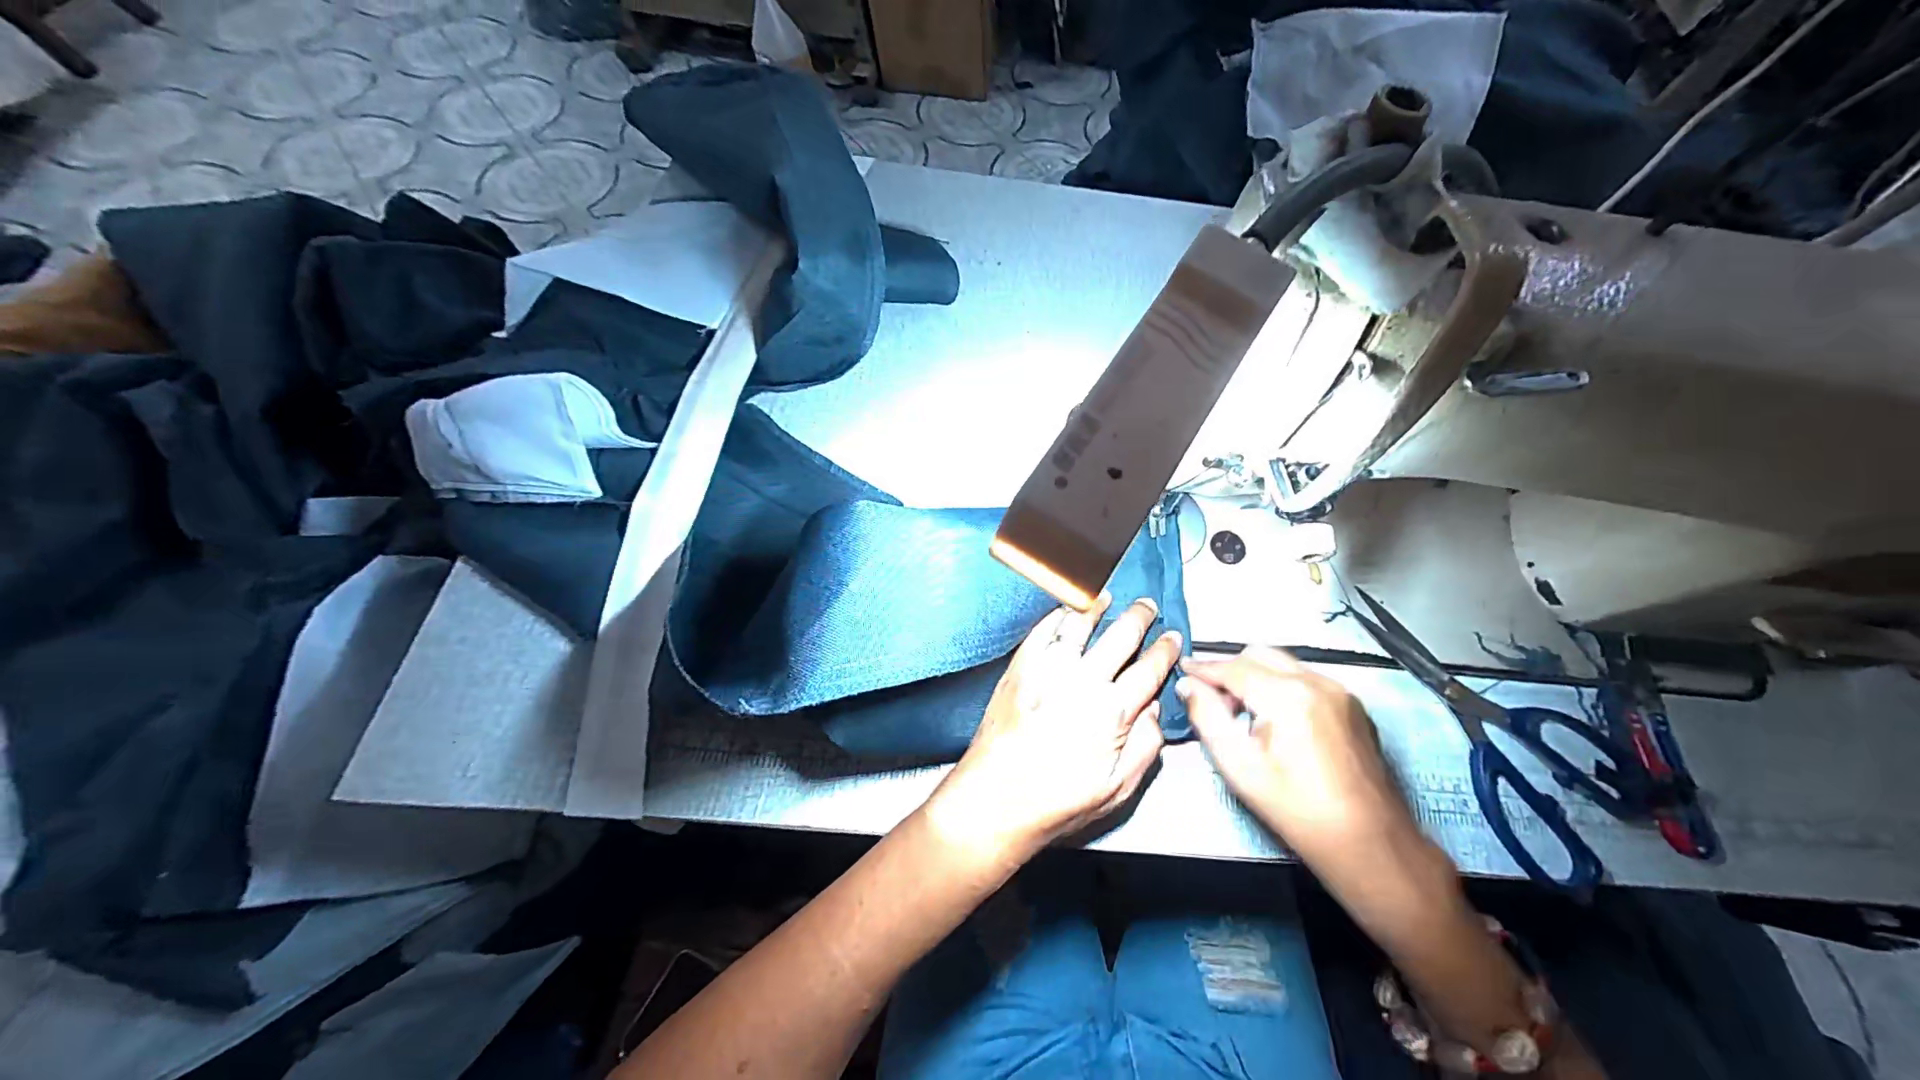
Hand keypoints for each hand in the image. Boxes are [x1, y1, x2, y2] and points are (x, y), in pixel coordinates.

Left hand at [925, 595, 1179, 863]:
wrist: (995, 796)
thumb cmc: (1054, 800)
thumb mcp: (1118, 788)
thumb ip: (1145, 746)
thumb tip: (1155, 711)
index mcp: (1113, 710)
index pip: (1150, 668)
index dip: (1165, 650)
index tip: (1171, 638)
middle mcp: (1083, 681)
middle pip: (1120, 635)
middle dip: (1138, 616)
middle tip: (1146, 606)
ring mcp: (1048, 669)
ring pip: (1079, 624)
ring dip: (1097, 606)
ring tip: (1106, 596)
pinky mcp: (1020, 666)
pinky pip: (1042, 630)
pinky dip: (1057, 615)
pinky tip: (1064, 610)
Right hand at [1178, 646, 1415, 863]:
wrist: (1369, 842)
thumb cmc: (1298, 810)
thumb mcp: (1239, 766)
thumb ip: (1207, 717)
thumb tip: (1189, 686)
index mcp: (1288, 697)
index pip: (1233, 667)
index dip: (1203, 668)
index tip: (1183, 670)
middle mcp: (1318, 683)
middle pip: (1259, 655)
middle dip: (1230, 670)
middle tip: (1213, 698)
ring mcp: (1341, 692)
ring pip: (1284, 664)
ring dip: (1257, 676)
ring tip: (1243, 711)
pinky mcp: (1353, 706)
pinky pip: (1307, 680)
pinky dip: (1282, 686)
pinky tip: (1276, 720)